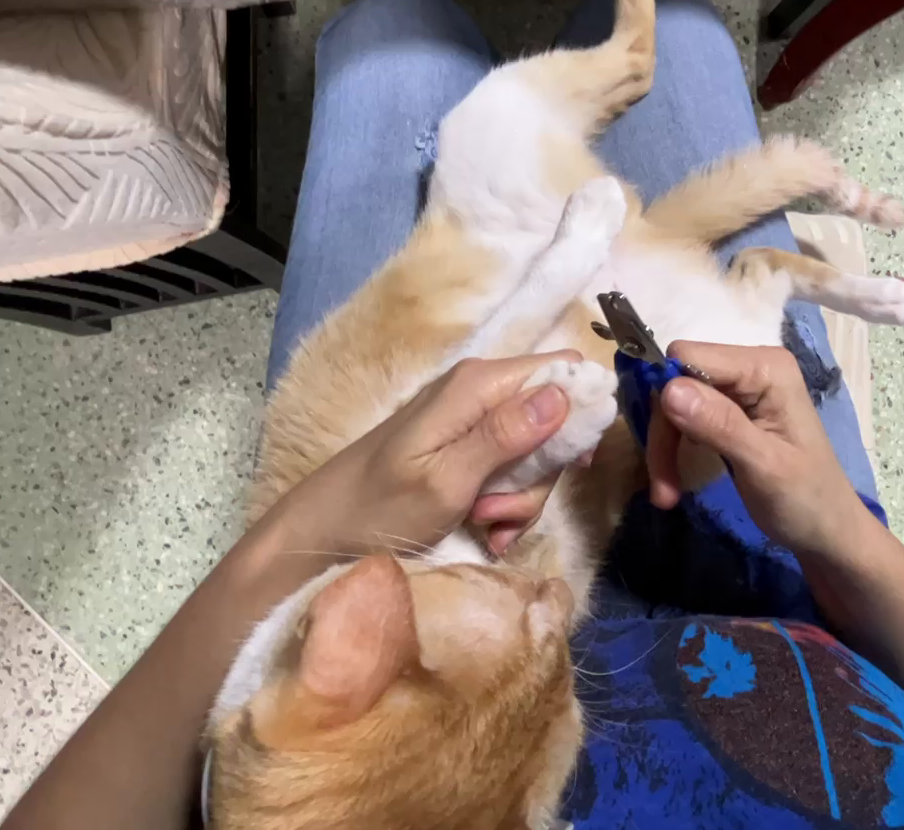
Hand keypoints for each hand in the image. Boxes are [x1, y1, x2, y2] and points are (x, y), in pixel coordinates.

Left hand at [265, 352, 584, 557]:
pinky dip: (505, 506)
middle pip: (553, 420)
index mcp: (479, 384)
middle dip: (541, 473)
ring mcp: (474, 422)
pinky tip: (483, 530)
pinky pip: (510, 472)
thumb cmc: (378, 507)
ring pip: (535, 454)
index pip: (561, 370)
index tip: (578, 462)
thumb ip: (505, 435)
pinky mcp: (467, 450)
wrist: (322, 533)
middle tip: (499, 512)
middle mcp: (482, 392)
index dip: (581, 411)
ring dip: (521, 499)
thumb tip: (564, 394)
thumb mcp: (446, 479)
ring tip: (483, 525)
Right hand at [646, 341, 867, 556]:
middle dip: (664, 430)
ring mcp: (739, 386)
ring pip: (673, 399)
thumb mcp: (764, 466)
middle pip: (676, 378)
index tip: (660, 446)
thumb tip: (669, 389)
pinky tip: (673, 481)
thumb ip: (720, 424)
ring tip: (666, 492)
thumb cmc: (806, 501)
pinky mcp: (729, 407)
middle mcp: (750, 366)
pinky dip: (672, 447)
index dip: (665, 395)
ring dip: (664, 445)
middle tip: (663, 483)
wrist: (828, 532)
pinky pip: (683, 414)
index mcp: (765, 367)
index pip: (688, 357)